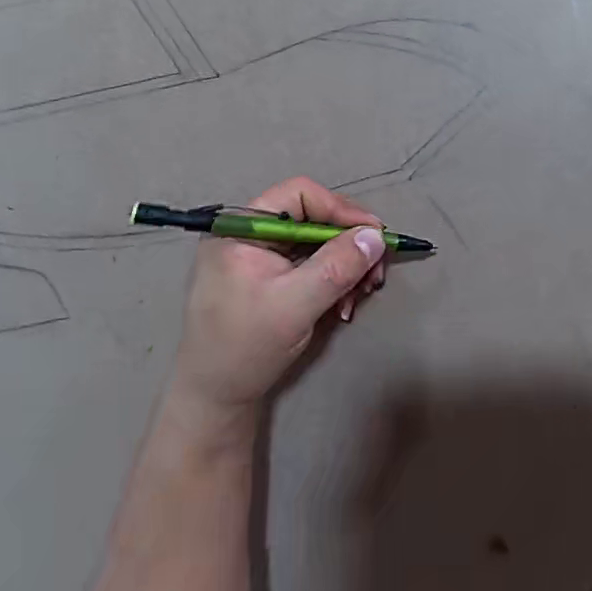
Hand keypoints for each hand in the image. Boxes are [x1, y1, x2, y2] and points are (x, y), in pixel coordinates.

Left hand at [169, 177, 388, 416]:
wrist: (215, 396)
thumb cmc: (244, 347)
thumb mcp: (294, 306)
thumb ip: (336, 267)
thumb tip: (376, 235)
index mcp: (243, 226)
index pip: (300, 194)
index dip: (341, 210)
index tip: (375, 235)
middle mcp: (251, 231)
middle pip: (313, 217)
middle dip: (349, 245)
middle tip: (376, 274)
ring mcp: (260, 255)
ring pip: (317, 242)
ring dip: (346, 267)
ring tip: (359, 298)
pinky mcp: (271, 277)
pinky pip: (311, 264)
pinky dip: (333, 281)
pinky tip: (343, 306)